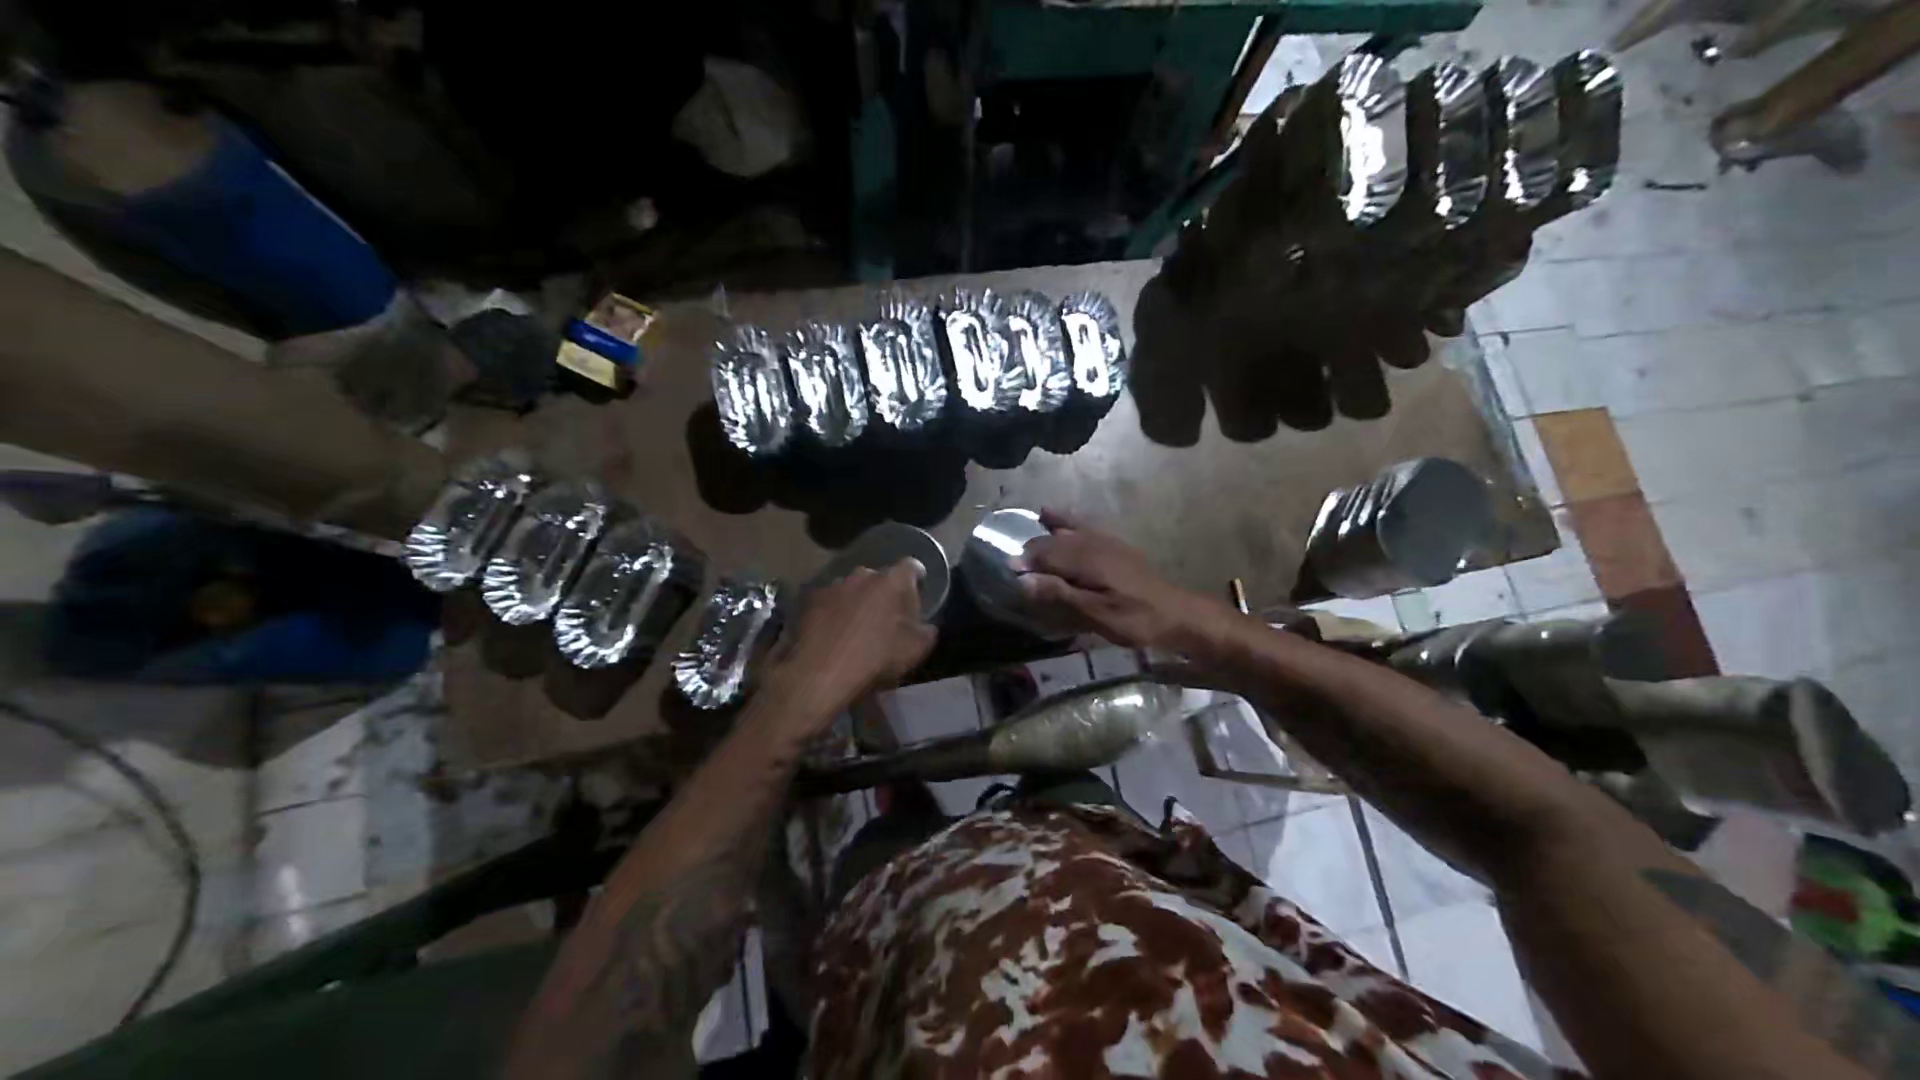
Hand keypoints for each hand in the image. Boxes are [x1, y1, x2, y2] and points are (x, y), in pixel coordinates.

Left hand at [766, 559, 936, 719]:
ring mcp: (833, 585)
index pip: (912, 566)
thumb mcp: (916, 651)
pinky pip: (829, 601)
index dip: (916, 578)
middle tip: (887, 615)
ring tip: (856, 625)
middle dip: (884, 592)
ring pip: (852, 588)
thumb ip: (926, 631)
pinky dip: (834, 611)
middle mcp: (863, 575)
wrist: (822, 674)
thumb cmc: (877, 659)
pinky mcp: (810, 600)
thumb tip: (925, 626)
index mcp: (893, 581)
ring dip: (857, 600)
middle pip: (879, 577)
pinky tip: (833, 631)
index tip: (918, 591)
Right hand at [1016, 508, 1237, 650]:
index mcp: (1086, 558)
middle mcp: (1092, 542)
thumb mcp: (1097, 614)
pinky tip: (1053, 516)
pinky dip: (1064, 519)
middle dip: (1031, 549)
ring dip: (1044, 531)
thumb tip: (1023, 579)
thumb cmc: (1136, 619)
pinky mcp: (1114, 544)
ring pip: (1066, 528)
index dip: (1023, 562)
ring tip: (1026, 536)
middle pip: (1052, 539)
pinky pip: (1081, 524)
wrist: (1178, 614)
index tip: (1007, 573)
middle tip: (1015, 566)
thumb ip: (1060, 594)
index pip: (1043, 552)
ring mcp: (1105, 539)